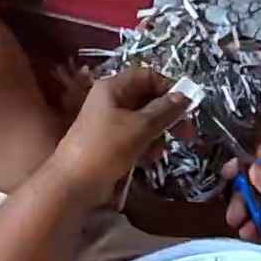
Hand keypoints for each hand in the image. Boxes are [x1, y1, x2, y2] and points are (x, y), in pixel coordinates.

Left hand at [45, 67, 190, 198]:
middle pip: (146, 98)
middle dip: (167, 115)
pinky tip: (149, 159)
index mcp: (112, 88)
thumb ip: (164, 110)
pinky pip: (134, 137)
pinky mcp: (109, 143)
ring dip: (157, 133)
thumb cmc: (106, 148)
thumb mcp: (139, 127)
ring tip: (160, 150)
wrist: (73, 184)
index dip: (168, 87)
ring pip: (143, 120)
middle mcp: (110, 100)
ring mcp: (108, 122)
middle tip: (186, 133)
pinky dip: (145, 145)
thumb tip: (185, 95)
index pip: (146, 76)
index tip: (187, 106)